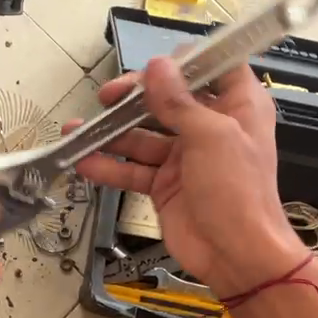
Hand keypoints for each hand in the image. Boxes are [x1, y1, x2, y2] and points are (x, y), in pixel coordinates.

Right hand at [69, 56, 303, 294]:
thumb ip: (179, 102)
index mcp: (237, 106)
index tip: (153, 66)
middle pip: (167, 101)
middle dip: (134, 99)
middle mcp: (210, 128)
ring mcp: (184, 158)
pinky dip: (109, 167)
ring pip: (142, 137)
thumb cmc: (238, 191)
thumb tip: (155, 68)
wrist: (236, 254)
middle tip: (106, 97)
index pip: (213, 68)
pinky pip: (132, 170)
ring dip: (111, 134)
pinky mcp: (164, 186)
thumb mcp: (212, 136)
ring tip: (78, 131)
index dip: (184, 63)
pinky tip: (84, 162)